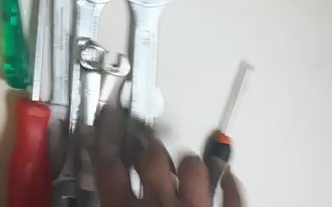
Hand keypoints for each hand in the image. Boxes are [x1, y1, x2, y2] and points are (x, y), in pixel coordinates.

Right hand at [93, 129, 244, 206]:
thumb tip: (100, 198)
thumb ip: (110, 203)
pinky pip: (233, 197)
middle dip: (147, 149)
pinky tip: (227, 179)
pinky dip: (230, 185)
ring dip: (188, 165)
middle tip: (145, 147)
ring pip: (194, 167)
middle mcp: (161, 204)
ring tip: (184, 165)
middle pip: (151, 156)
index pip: (108, 166)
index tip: (99, 132)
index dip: (102, 144)